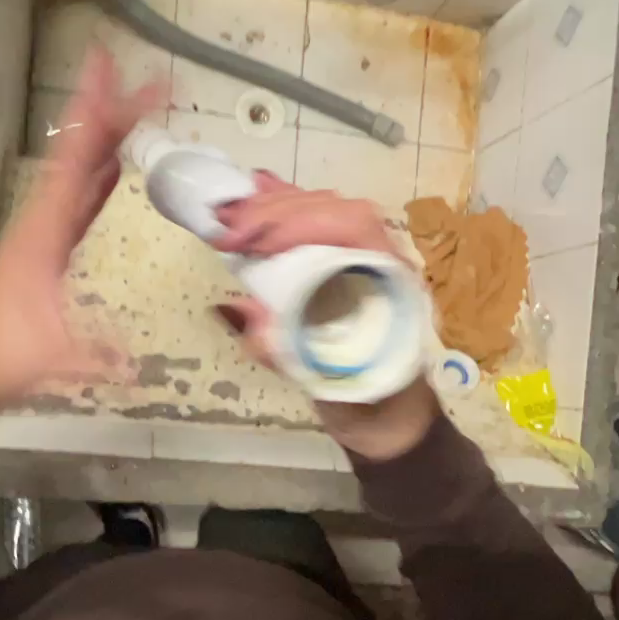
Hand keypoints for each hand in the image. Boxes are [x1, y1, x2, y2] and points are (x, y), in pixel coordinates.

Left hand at [0, 48, 162, 429]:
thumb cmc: (1, 357)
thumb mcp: (50, 358)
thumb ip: (94, 358)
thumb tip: (137, 366)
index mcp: (42, 232)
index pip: (73, 161)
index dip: (92, 114)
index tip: (106, 68)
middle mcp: (42, 222)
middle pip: (79, 157)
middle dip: (110, 116)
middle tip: (145, 82)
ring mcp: (45, 235)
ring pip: (79, 175)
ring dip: (105, 140)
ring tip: (133, 108)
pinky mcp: (49, 252)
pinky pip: (79, 203)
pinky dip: (98, 179)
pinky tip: (114, 168)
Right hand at [211, 174, 439, 459]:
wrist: (391, 421)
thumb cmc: (370, 404)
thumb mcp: (325, 385)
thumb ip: (287, 351)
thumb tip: (235, 308)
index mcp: (392, 283)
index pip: (353, 226)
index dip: (300, 223)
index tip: (253, 245)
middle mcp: (381, 260)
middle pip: (332, 210)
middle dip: (275, 214)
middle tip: (226, 232)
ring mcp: (362, 258)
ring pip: (322, 210)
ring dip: (273, 207)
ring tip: (229, 216)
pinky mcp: (341, 264)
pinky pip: (313, 223)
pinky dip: (280, 210)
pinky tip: (251, 198)